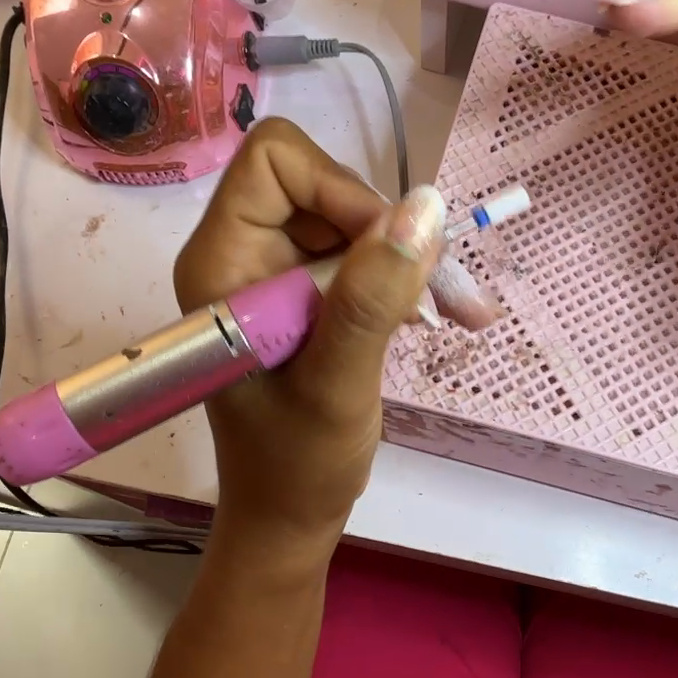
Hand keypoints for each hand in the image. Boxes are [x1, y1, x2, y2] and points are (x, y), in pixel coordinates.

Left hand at [173, 119, 464, 535]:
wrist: (289, 515)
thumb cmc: (297, 465)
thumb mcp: (337, 384)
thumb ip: (372, 297)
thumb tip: (426, 207)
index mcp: (222, 263)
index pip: (276, 162)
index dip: (340, 189)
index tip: (387, 250)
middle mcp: (242, 254)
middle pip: (322, 185)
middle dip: (386, 232)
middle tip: (442, 290)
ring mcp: (274, 275)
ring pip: (350, 220)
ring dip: (406, 260)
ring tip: (455, 311)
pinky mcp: (303, 297)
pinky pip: (359, 256)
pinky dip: (401, 281)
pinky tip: (434, 317)